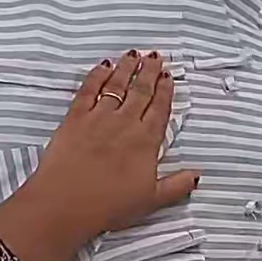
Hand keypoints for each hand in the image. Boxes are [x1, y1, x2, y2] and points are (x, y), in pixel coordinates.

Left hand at [0, 51, 200, 260]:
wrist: (65, 204)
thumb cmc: (108, 205)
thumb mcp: (150, 200)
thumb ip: (176, 186)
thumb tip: (196, 175)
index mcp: (146, 141)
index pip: (160, 109)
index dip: (165, 90)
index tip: (168, 76)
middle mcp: (125, 123)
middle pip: (141, 91)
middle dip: (149, 71)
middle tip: (155, 57)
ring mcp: (98, 118)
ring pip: (117, 85)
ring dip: (127, 68)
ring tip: (134, 55)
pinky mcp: (74, 118)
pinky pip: (88, 90)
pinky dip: (97, 76)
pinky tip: (103, 66)